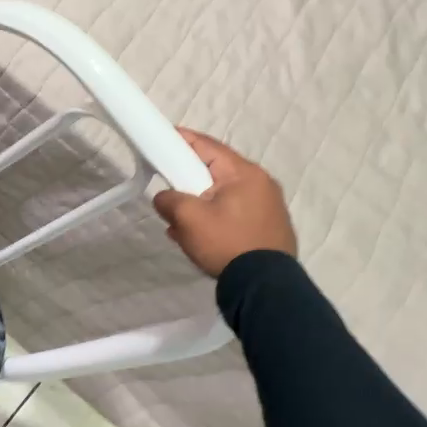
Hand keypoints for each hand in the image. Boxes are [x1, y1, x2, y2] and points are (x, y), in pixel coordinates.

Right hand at [152, 129, 296, 277]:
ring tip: (178, 221)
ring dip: (198, 202)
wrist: (265, 287)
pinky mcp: (268, 227)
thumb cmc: (226, 243)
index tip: (158, 139)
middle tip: (165, 187)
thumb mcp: (187, 217)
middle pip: (213, 170)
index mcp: (244, 173)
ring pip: (221, 193)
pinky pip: (233, 211)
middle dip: (186, 179)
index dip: (179, 140)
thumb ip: (168, 199)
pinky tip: (197, 234)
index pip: (206, 146)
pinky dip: (213, 216)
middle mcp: (261, 184)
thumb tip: (165, 198)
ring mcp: (268, 206)